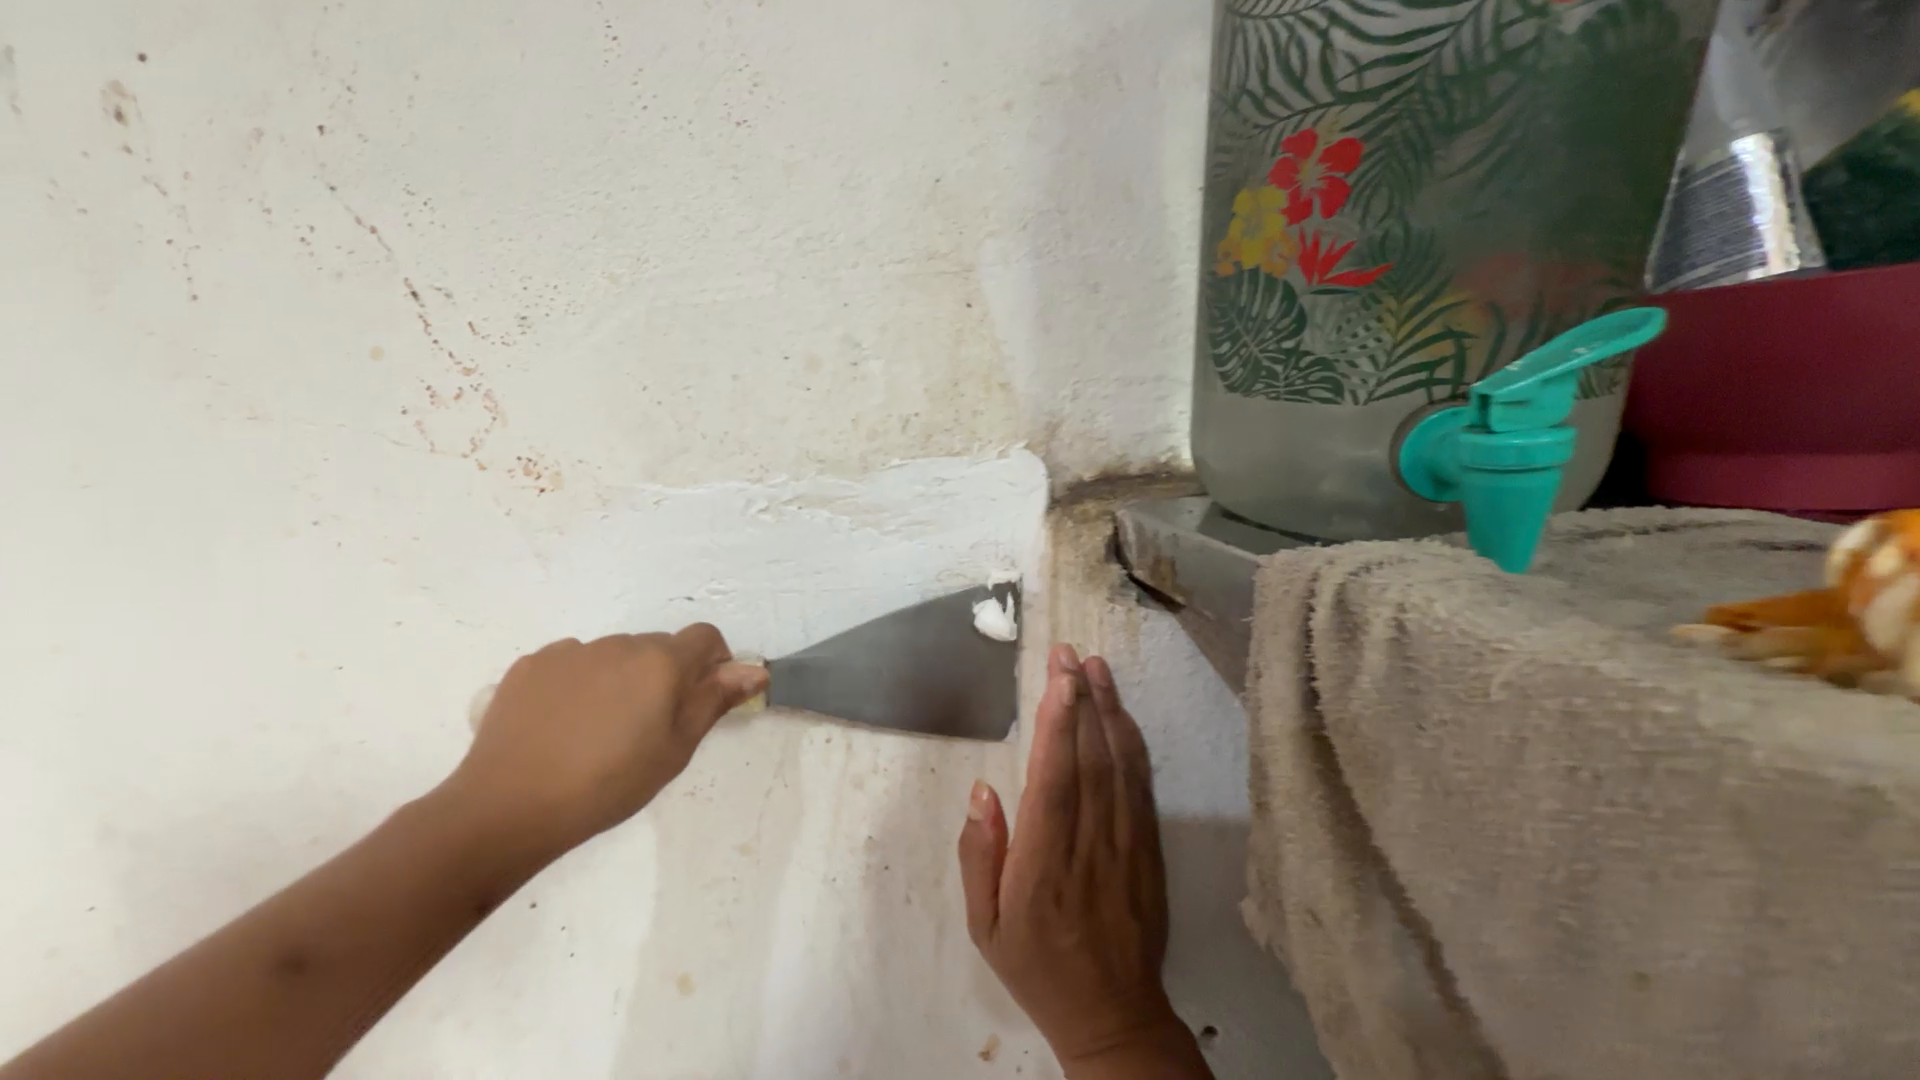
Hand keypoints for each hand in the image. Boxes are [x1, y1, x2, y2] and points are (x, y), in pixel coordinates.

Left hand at [447, 625, 766, 854]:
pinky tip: (564, 726)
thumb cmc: (609, 784)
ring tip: (599, 731)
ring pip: (613, 655)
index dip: (714, 663)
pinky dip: (579, 684)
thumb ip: (714, 701)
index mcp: (660, 662)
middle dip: (665, 675)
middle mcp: (618, 644)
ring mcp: (569, 652)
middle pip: (658, 647)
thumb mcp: (675, 750)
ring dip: (621, 679)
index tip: (702, 699)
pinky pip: (571, 664)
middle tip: (649, 727)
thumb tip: (754, 670)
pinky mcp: (530, 666)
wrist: (510, 806)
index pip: (705, 637)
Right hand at [958, 645, 1201, 1074]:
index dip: (1058, 726)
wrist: (1114, 1013)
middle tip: (1069, 654)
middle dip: (1079, 701)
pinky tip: (1120, 714)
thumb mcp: (985, 926)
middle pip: (1089, 761)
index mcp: (1043, 866)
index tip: (1057, 680)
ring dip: (1108, 711)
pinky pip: (1141, 786)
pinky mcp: (1149, 847)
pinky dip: (1132, 743)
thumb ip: (980, 856)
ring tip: (1096, 667)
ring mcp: (1127, 845)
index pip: (1054, 783)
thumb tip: (982, 791)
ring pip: (1120, 765)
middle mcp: (1089, 847)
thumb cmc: (1037, 966)